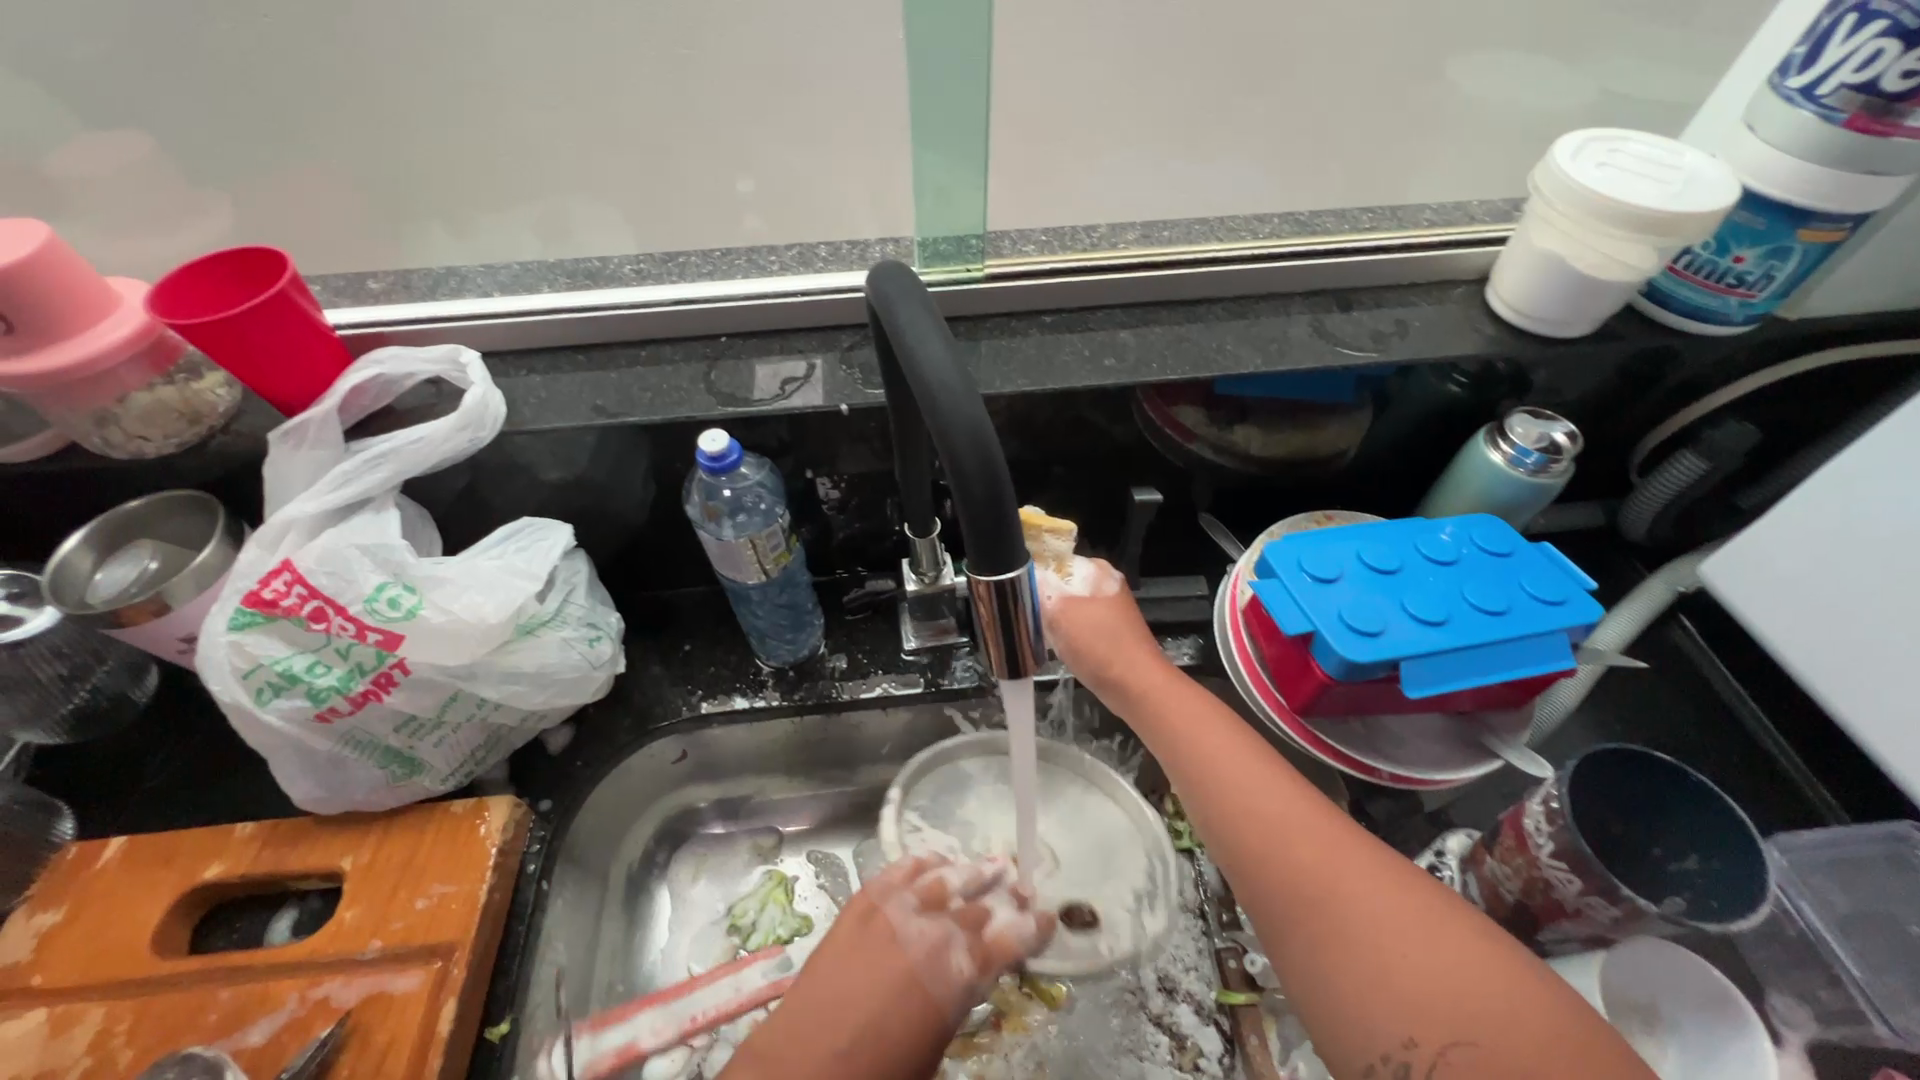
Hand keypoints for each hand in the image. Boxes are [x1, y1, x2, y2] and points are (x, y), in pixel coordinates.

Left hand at [721, 856, 1054, 1079]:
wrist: (805, 1063)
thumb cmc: (879, 1072)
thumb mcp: (937, 1044)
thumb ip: (958, 998)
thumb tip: (969, 975)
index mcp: (960, 972)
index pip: (1012, 940)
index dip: (1034, 927)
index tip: (1048, 916)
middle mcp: (934, 931)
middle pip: (981, 904)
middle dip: (1007, 894)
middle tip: (1021, 884)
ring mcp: (896, 910)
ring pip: (944, 877)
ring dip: (971, 870)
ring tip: (990, 862)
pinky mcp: (862, 904)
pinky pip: (898, 871)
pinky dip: (920, 862)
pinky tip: (933, 859)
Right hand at [1037, 557, 1170, 699]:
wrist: (1136, 687)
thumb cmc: (1099, 645)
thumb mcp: (1060, 612)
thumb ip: (1039, 590)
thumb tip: (1027, 579)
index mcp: (1098, 570)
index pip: (1054, 561)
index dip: (1034, 576)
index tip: (1019, 595)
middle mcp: (1104, 585)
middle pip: (1060, 586)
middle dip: (1043, 602)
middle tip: (1028, 618)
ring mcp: (1107, 611)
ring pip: (1066, 610)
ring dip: (1052, 622)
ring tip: (1041, 635)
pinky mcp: (1107, 634)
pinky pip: (1076, 629)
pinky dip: (1065, 638)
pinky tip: (1058, 649)